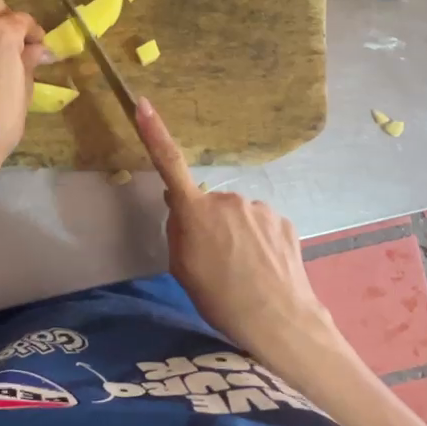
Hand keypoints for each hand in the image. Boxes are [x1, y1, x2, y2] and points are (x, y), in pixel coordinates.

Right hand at [135, 97, 335, 353]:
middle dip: (207, 223)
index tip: (143, 104)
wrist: (279, 321)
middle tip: (212, 262)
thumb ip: (178, 231)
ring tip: (241, 271)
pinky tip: (262, 269)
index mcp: (196, 212)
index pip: (170, 165)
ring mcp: (259, 208)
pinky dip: (257, 242)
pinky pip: (260, 225)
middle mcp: (228, 200)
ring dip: (234, 234)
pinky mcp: (283, 221)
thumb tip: (179, 206)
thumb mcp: (183, 270)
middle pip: (208, 205)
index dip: (154, 133)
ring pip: (237, 216)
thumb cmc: (220, 299)